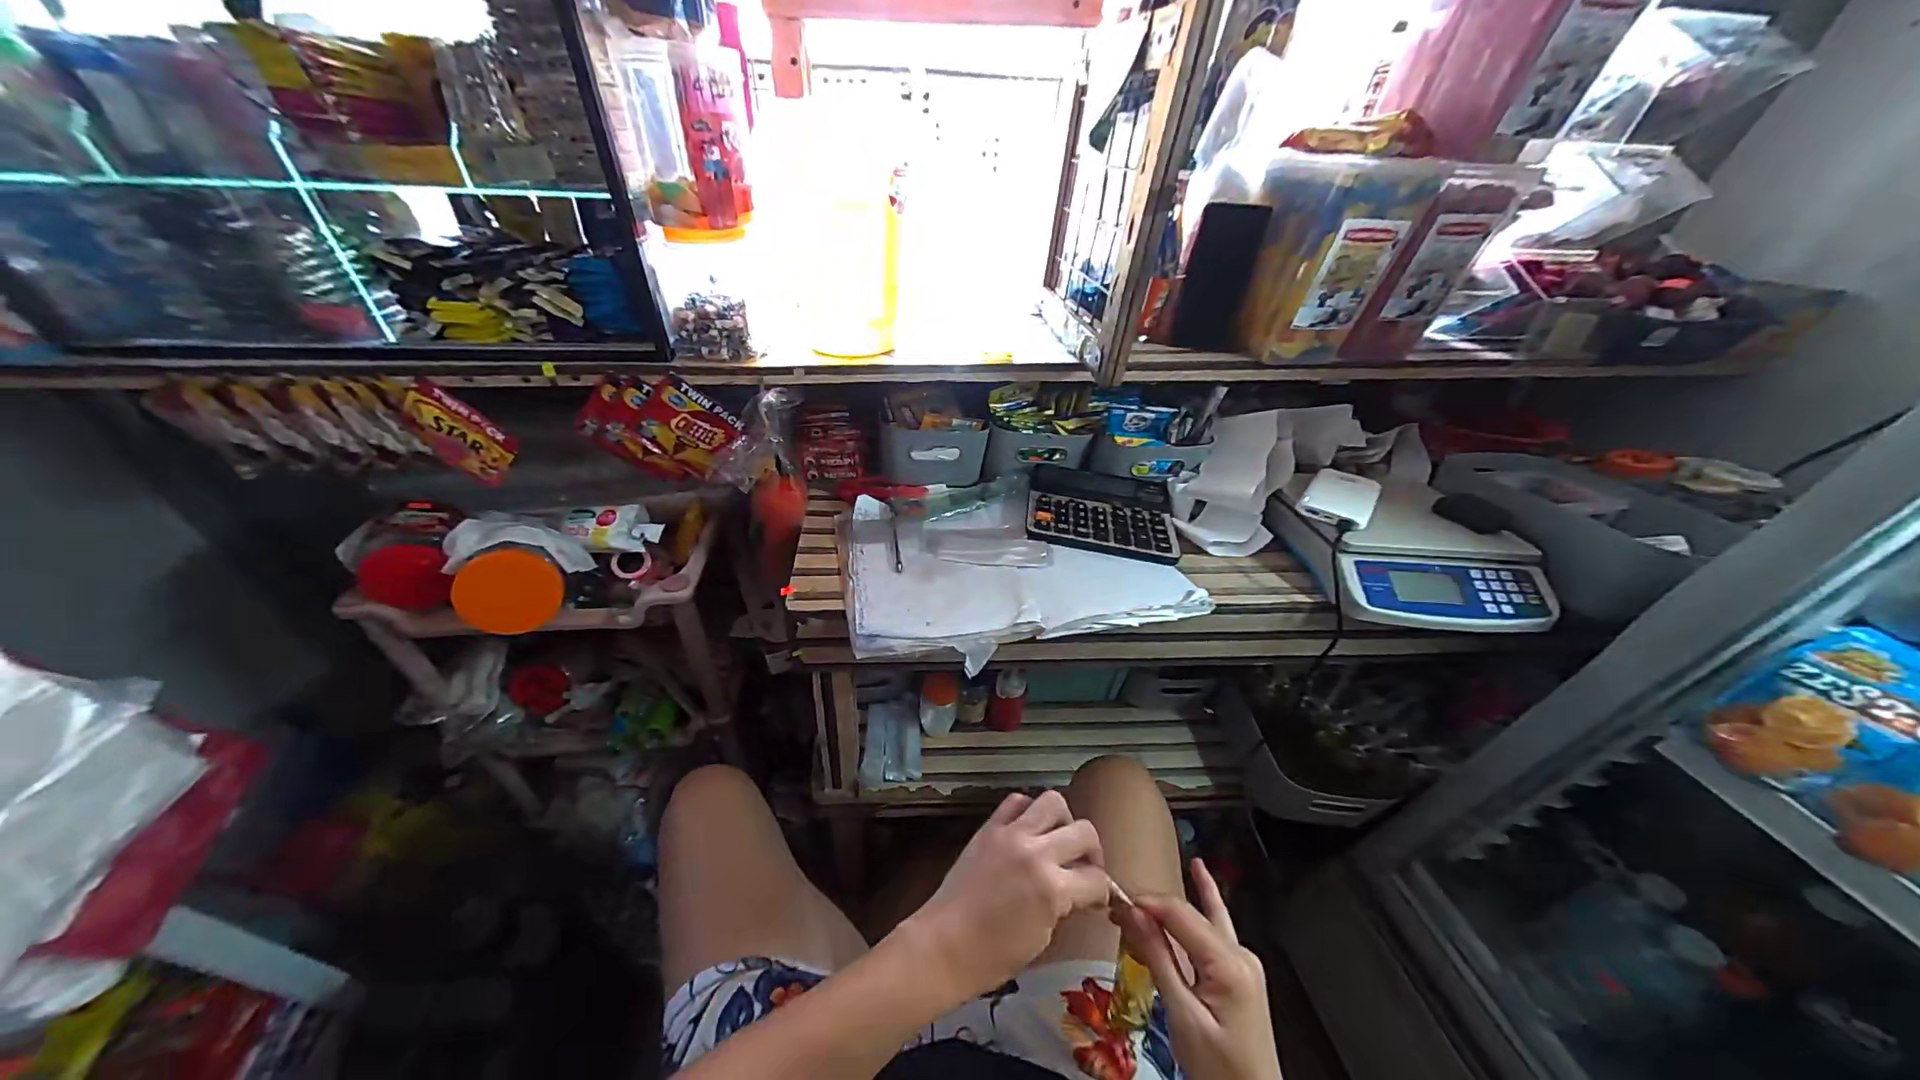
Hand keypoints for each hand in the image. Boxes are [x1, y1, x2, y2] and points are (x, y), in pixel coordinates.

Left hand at [898, 790, 1109, 999]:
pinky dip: (1027, 810)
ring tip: (1056, 841)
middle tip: (1083, 868)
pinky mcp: (989, 827)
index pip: (1096, 879)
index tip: (1097, 898)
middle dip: (1092, 852)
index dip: (1102, 892)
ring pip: (1054, 801)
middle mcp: (1036, 852)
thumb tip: (1081, 892)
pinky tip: (1027, 830)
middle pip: (1085, 832)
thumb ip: (1064, 905)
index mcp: (1052, 888)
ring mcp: (1011, 834)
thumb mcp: (1042, 937)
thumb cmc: (993, 956)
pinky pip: (1015, 801)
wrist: (944, 944)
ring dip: (1063, 820)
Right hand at [1112, 858, 1281, 1079]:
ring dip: (1171, 907)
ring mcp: (1245, 962)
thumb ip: (1158, 959)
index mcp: (1229, 963)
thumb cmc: (1218, 1069)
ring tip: (1138, 897)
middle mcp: (1241, 953)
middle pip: (1190, 914)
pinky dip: (1200, 907)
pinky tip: (1200, 875)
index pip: (1179, 913)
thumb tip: (1132, 912)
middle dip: (1152, 907)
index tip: (1113, 904)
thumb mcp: (1182, 1015)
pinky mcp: (1241, 973)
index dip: (1145, 903)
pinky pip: (1215, 930)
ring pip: (1203, 918)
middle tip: (1116, 909)